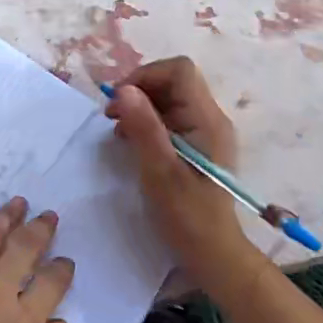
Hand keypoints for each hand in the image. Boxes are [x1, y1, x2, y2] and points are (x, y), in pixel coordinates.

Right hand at [105, 58, 262, 291]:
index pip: (179, 71)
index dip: (145, 76)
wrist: (211, 251)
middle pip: (173, 81)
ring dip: (139, 107)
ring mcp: (203, 132)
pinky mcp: (194, 146)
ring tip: (118, 131)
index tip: (118, 101)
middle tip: (111, 117)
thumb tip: (124, 90)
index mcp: (207, 121)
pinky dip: (145, 122)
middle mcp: (209, 119)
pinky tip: (130, 142)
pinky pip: (168, 118)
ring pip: (168, 99)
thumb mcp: (159, 171)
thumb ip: (143, 128)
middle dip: (138, 91)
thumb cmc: (186, 215)